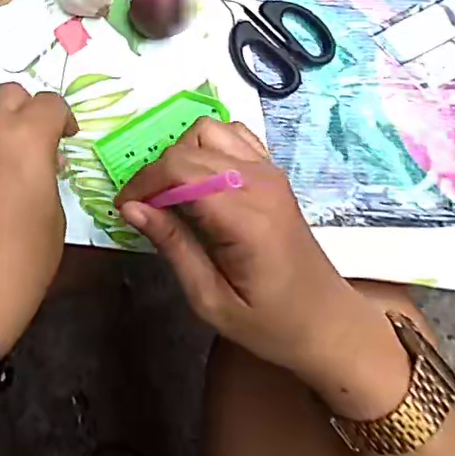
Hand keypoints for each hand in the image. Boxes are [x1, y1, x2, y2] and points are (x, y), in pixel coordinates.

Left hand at [0, 84, 76, 352]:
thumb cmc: (17, 264)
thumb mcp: (53, 218)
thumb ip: (48, 175)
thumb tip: (41, 161)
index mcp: (25, 137)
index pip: (49, 103)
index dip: (62, 120)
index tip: (65, 140)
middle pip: (9, 95)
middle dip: (26, 111)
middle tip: (34, 144)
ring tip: (1, 159)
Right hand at [113, 118, 410, 418]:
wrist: (330, 325)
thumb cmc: (270, 323)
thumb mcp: (210, 300)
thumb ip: (172, 246)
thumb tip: (131, 208)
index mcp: (244, 217)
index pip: (178, 171)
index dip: (142, 184)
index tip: (124, 209)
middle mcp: (258, 183)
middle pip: (187, 149)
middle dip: (155, 173)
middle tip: (144, 208)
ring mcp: (268, 172)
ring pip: (207, 130)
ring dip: (180, 153)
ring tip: (171, 190)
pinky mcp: (272, 171)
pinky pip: (231, 133)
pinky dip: (206, 145)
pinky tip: (200, 176)